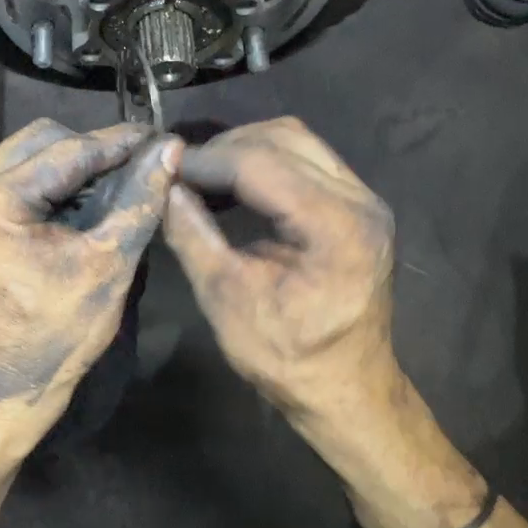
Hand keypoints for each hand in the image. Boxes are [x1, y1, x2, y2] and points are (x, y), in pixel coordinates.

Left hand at [0, 119, 181, 420]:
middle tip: (131, 162)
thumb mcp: (106, 265)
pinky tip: (68, 205)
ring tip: (105, 182)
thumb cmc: (57, 336)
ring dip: (61, 167)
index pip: (63, 153)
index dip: (115, 142)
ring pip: (15, 161)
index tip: (155, 134)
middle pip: (34, 144)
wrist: (2, 390)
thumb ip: (138, 200)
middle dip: (86, 150)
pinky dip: (36, 188)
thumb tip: (168, 149)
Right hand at [162, 118, 397, 415]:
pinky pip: (306, 159)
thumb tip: (162, 186)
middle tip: (181, 174)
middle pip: (283, 137)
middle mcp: (360, 200)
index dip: (206, 161)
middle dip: (225, 148)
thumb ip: (193, 235)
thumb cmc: (286, 356)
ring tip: (203, 177)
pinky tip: (233, 186)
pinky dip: (264, 162)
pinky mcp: (357, 205)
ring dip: (244, 149)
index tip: (163, 169)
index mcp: (335, 226)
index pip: (261, 163)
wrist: (346, 389)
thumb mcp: (226, 299)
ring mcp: (364, 199)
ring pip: (296, 140)